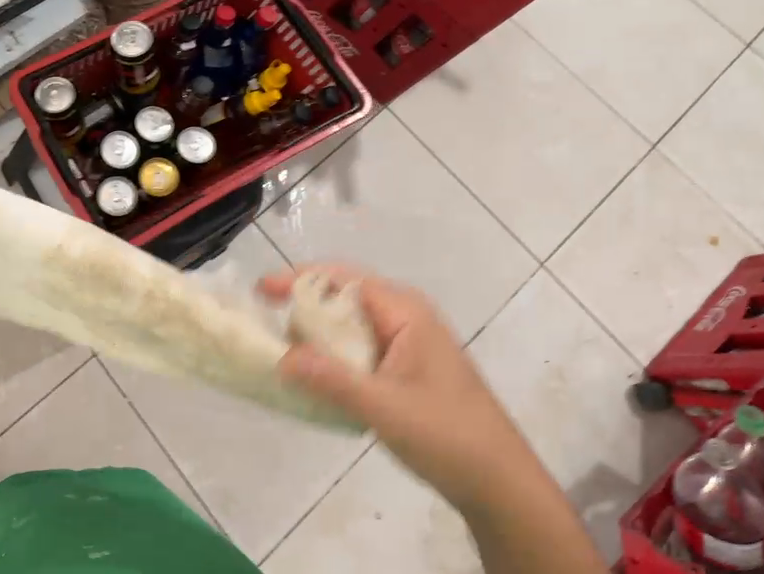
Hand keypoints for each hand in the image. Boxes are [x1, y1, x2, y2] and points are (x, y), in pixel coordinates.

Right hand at [259, 266, 542, 512]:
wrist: (502, 485)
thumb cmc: (448, 436)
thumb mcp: (384, 408)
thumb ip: (331, 380)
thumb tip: (279, 357)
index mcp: (406, 312)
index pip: (343, 278)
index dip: (300, 279)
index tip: (261, 290)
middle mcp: (407, 317)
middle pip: (344, 297)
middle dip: (304, 307)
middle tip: (268, 325)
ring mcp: (409, 343)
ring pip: (351, 325)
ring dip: (318, 335)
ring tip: (284, 352)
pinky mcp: (407, 369)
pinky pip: (361, 348)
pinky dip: (334, 356)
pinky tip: (316, 378)